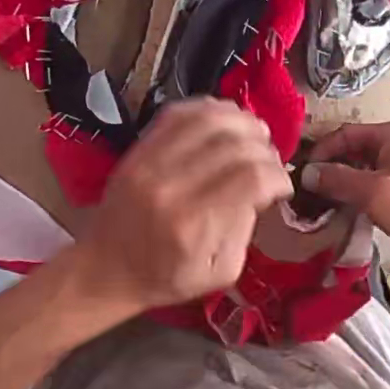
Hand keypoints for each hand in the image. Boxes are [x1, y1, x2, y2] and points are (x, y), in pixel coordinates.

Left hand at [69, 98, 292, 313]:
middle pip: (235, 144)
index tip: (282, 186)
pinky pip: (181, 112)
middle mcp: (170, 186)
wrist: (106, 268)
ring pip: (210, 119)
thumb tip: (260, 188)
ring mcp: (149, 162)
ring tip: (255, 139)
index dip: (278, 175)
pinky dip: (212, 110)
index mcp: (192, 224)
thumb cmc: (167, 278)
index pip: (250, 177)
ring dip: (244, 123)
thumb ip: (245, 229)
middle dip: (266, 151)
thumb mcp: (220, 272)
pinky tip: (227, 123)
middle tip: (270, 165)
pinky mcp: (138, 148)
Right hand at [302, 121, 389, 266]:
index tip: (302, 175)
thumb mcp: (375, 192)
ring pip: (369, 170)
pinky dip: (365, 196)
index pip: (346, 133)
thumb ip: (337, 179)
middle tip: (310, 195)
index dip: (321, 152)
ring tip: (327, 206)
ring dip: (347, 186)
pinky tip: (353, 214)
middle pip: (357, 151)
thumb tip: (307, 173)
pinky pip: (382, 186)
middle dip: (333, 171)